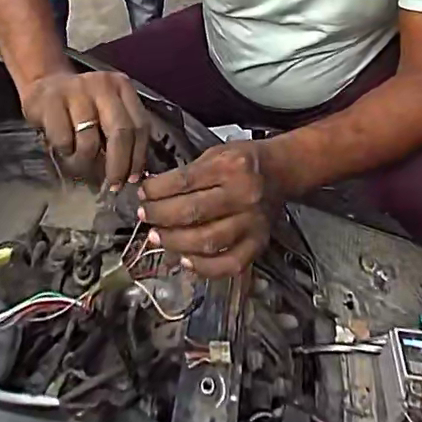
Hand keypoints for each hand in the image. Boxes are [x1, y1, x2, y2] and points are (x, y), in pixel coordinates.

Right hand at [19, 70, 150, 188]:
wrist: (43, 86)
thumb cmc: (80, 105)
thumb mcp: (106, 109)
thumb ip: (123, 130)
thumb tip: (134, 171)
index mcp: (121, 86)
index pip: (140, 125)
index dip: (138, 156)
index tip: (133, 178)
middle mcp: (102, 84)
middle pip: (121, 131)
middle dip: (119, 165)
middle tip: (114, 185)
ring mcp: (76, 90)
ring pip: (90, 140)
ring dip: (86, 161)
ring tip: (81, 164)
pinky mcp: (51, 100)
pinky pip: (64, 140)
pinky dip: (65, 151)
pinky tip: (63, 148)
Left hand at [137, 140, 275, 277]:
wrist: (280, 172)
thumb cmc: (241, 161)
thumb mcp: (214, 154)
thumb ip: (188, 174)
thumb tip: (153, 194)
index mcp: (228, 167)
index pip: (185, 181)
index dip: (158, 190)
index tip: (141, 194)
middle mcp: (242, 195)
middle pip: (194, 211)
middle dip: (161, 216)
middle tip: (144, 217)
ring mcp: (252, 222)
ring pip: (208, 240)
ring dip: (176, 242)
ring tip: (157, 238)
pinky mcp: (259, 243)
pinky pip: (231, 263)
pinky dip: (205, 267)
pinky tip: (185, 261)